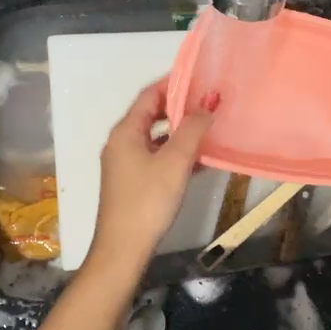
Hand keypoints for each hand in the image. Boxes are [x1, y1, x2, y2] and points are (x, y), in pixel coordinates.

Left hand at [88, 79, 216, 274]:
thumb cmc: (148, 200)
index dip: (174, 83)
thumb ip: (192, 129)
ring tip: (209, 128)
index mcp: (125, 132)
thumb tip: (208, 104)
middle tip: (209, 103)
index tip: (201, 79)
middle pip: (151, 114)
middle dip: (180, 107)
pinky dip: (175, 152)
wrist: (123, 250)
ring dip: (180, 131)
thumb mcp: (175, 162)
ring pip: (155, 137)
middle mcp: (121, 142)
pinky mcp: (132, 182)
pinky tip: (200, 160)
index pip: (149, 95)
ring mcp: (125, 163)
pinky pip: (156, 156)